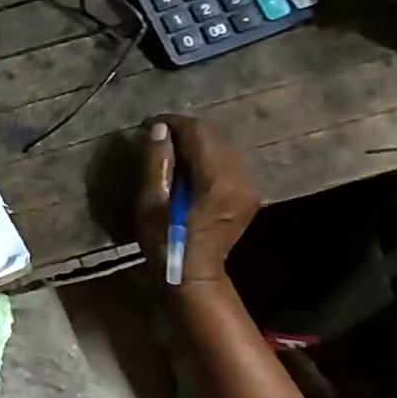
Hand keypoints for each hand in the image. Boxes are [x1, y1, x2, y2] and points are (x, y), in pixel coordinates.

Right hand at [137, 115, 259, 286]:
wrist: (194, 275)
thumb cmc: (164, 242)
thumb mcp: (150, 204)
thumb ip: (157, 163)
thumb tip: (159, 129)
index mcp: (216, 181)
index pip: (198, 132)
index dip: (172, 122)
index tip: (147, 124)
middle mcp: (240, 177)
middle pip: (214, 134)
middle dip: (184, 129)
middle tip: (156, 134)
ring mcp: (249, 184)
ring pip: (223, 144)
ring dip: (196, 140)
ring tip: (169, 147)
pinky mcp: (249, 191)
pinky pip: (228, 158)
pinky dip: (207, 153)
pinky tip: (188, 163)